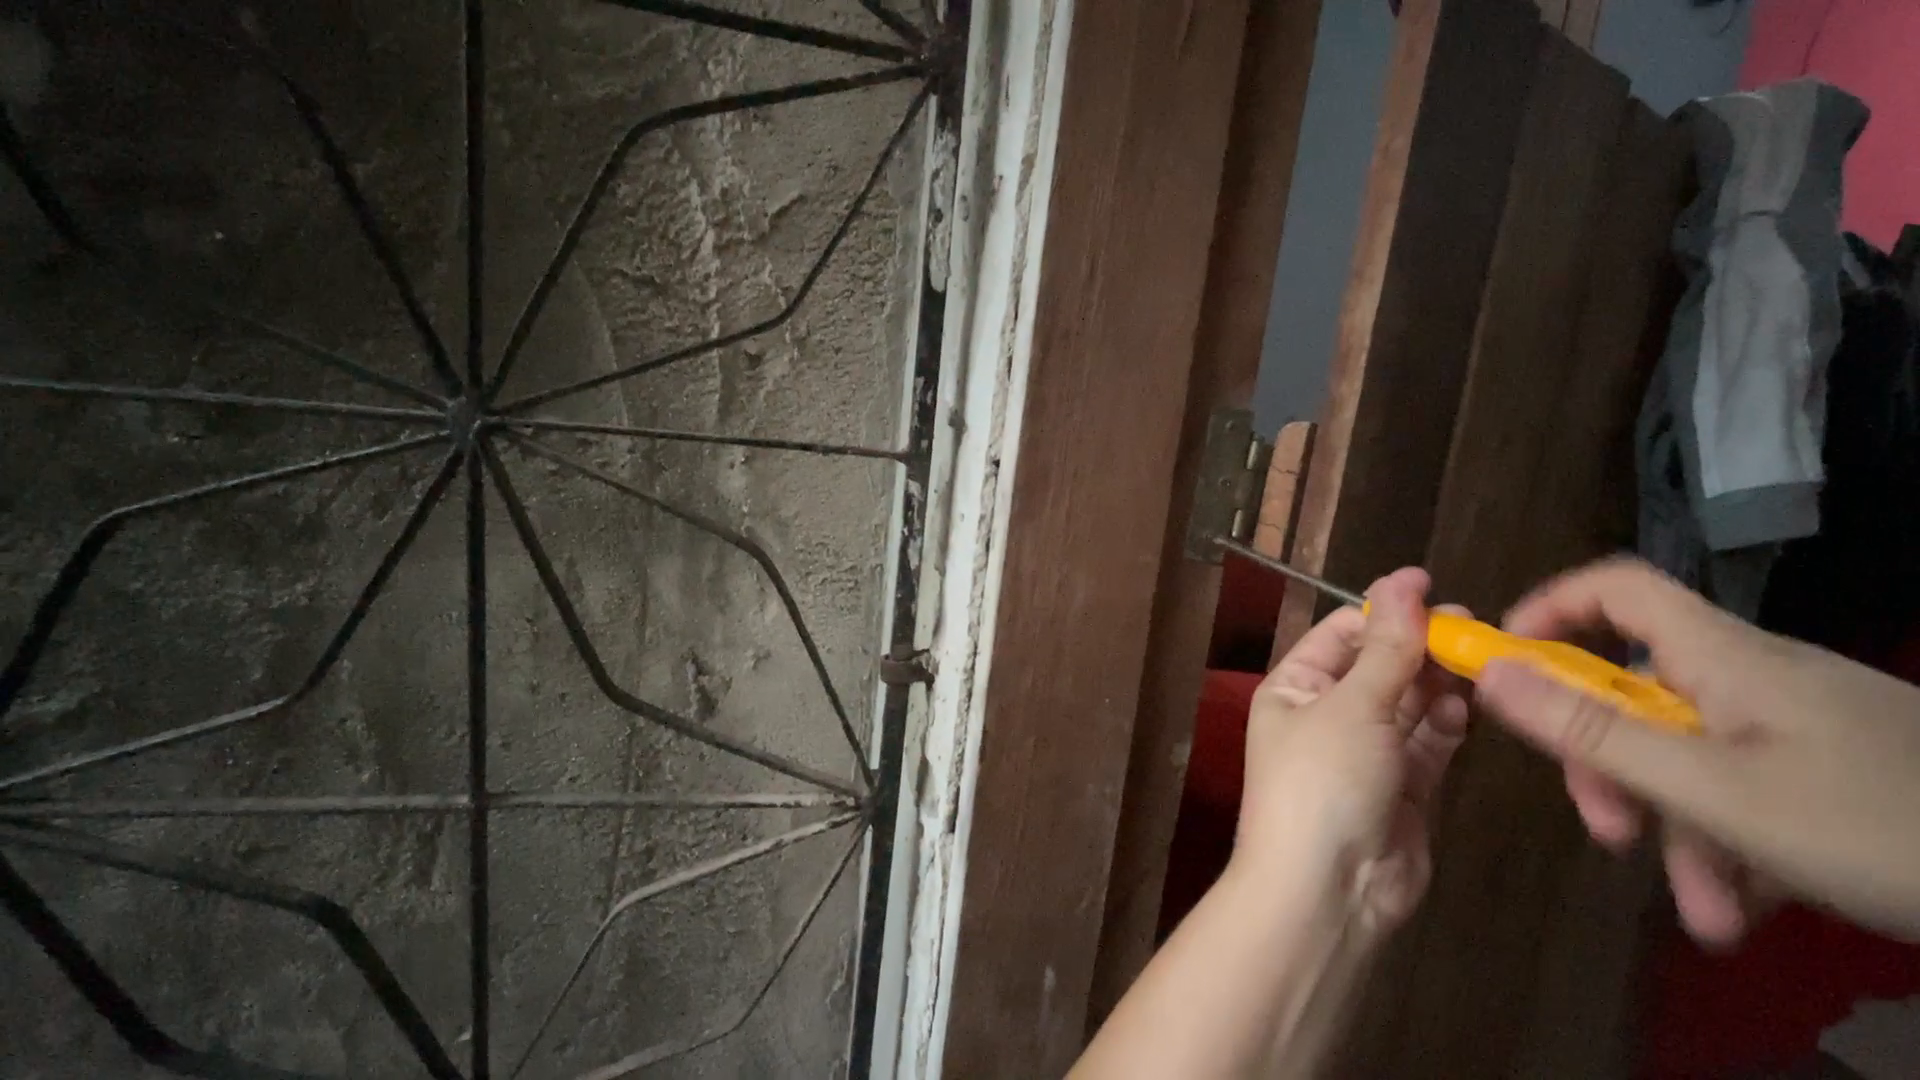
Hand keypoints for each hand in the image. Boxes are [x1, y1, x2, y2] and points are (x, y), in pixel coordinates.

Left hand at [1237, 567, 1470, 932]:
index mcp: (1294, 687)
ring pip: (1410, 702)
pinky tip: (1467, 705)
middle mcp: (1326, 713)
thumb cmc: (1323, 781)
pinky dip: (1447, 723)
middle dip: (1421, 645)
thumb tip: (1403, 582)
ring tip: (1478, 661)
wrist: (1329, 889)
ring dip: (1439, 682)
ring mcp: (1366, 751)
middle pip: (1380, 665)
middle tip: (1476, 627)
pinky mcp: (1403, 786)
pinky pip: (1428, 742)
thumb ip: (1388, 648)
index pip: (1341, 633)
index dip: (1386, 610)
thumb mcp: (1353, 706)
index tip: (1434, 587)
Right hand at [1477, 558, 1919, 943]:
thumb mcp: (1713, 791)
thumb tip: (1488, 674)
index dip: (1550, 608)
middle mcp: (1753, 680)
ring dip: (1681, 832)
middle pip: (1640, 693)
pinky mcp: (1834, 773)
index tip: (1504, 660)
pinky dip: (1735, 846)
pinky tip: (1751, 909)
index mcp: (1724, 659)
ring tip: (1710, 913)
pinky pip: (1749, 792)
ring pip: (1693, 759)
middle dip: (1611, 766)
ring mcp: (1798, 728)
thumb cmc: (1878, 826)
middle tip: (1609, 832)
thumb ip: (1590, 730)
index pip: (1618, 588)